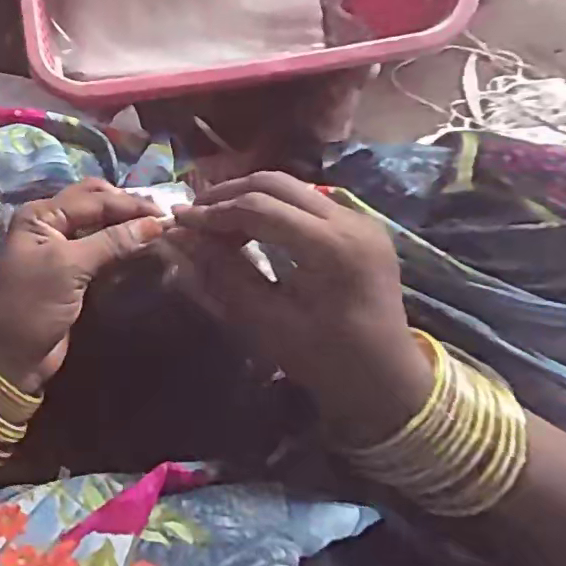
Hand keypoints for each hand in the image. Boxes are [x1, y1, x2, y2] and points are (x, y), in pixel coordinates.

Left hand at [0, 179, 170, 393]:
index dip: (131, 204)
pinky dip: (123, 248)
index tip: (168, 213)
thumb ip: (111, 242)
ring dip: (128, 227)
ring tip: (163, 231)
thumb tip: (156, 223)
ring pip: (101, 227)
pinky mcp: (74, 274)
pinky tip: (146, 250)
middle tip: (165, 218)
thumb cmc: (31, 304)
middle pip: (97, 206)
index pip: (94, 199)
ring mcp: (61, 249)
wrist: (9, 355)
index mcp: (42, 215)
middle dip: (129, 209)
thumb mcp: (68, 267)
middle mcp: (51, 225)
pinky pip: (102, 252)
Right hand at [172, 172, 432, 447]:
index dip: (211, 213)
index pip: (257, 208)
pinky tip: (247, 227)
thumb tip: (179, 237)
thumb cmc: (325, 359)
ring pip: (290, 186)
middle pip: (274, 183)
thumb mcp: (266, 321)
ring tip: (214, 221)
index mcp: (331, 248)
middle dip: (226, 195)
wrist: (388, 382)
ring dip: (246, 197)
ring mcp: (359, 219)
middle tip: (193, 215)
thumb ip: (222, 272)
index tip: (177, 221)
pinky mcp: (359, 225)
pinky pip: (305, 200)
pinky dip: (269, 206)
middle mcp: (350, 221)